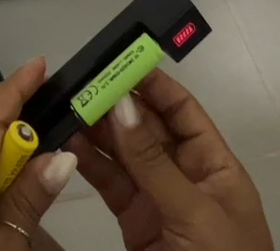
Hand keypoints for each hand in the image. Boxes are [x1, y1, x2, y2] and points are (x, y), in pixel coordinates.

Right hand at [70, 68, 272, 250]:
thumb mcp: (195, 216)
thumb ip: (154, 162)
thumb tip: (122, 102)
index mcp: (215, 167)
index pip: (182, 110)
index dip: (152, 82)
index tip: (118, 57)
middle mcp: (185, 175)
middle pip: (147, 126)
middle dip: (115, 101)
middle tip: (79, 80)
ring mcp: (159, 199)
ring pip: (123, 152)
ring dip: (96, 128)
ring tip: (64, 106)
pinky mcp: (135, 222)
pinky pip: (110, 182)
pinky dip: (88, 162)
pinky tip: (67, 142)